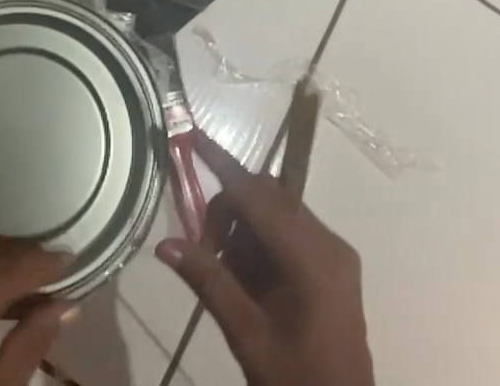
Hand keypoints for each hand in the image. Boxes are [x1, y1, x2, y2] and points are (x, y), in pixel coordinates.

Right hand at [157, 130, 373, 385]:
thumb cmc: (297, 379)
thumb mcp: (248, 335)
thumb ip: (209, 282)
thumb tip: (165, 243)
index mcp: (312, 259)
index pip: (257, 196)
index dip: (222, 165)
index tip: (194, 136)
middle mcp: (329, 244)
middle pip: (266, 198)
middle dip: (228, 213)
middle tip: (204, 253)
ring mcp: (334, 255)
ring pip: (275, 214)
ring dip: (242, 231)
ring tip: (227, 276)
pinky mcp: (332, 267)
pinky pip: (287, 234)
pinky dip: (259, 245)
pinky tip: (247, 281)